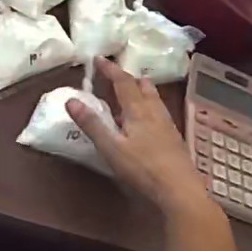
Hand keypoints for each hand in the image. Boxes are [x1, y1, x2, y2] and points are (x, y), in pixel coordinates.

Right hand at [69, 58, 218, 223]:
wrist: (180, 191)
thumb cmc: (143, 169)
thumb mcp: (111, 148)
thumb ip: (92, 124)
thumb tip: (71, 100)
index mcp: (138, 111)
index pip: (123, 82)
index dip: (110, 69)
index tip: (98, 59)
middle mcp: (154, 112)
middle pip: (143, 87)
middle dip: (128, 77)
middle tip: (115, 74)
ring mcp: (167, 125)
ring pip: (154, 98)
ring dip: (141, 89)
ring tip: (131, 90)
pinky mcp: (173, 139)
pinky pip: (159, 112)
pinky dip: (148, 105)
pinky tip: (145, 119)